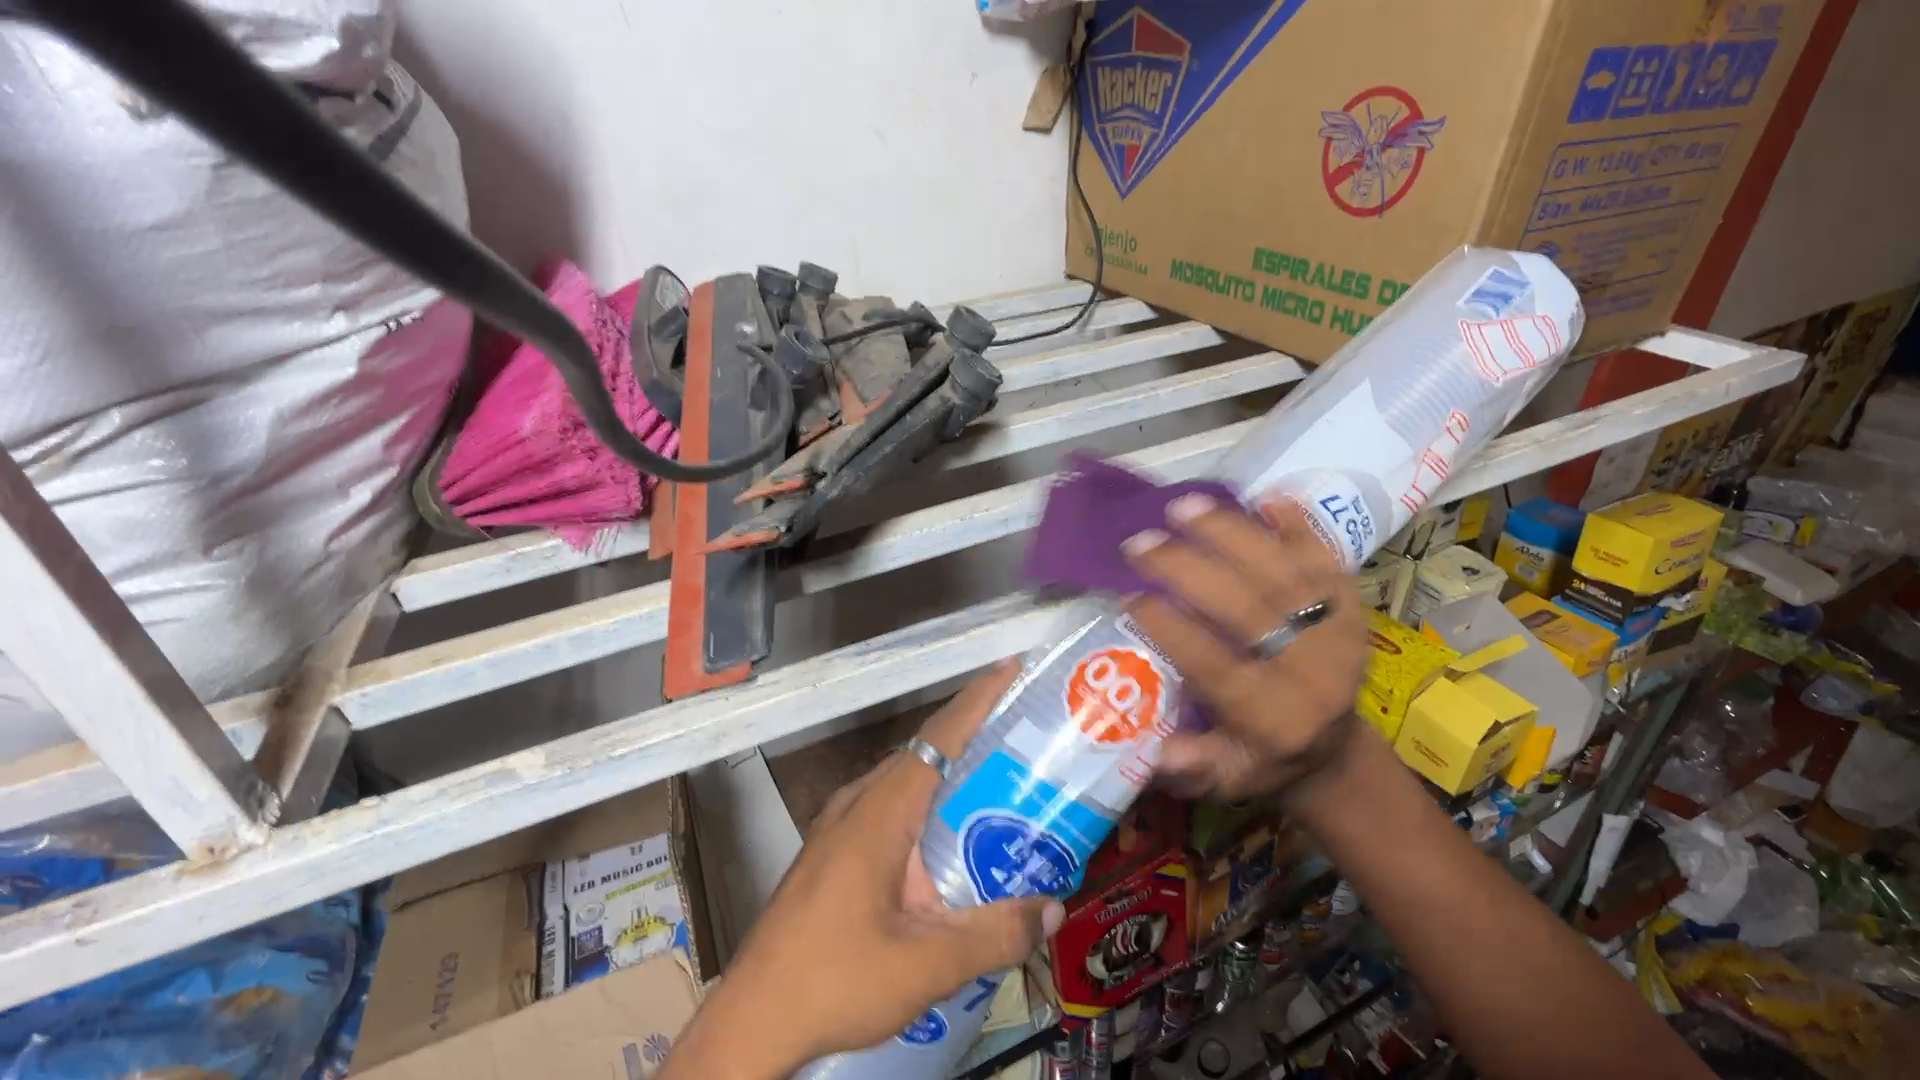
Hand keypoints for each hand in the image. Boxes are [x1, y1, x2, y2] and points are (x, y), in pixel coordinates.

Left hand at [662, 665, 1063, 1079]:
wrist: (754, 1019)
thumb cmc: (837, 979)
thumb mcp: (929, 964)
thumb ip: (996, 933)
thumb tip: (1054, 909)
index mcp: (879, 813)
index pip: (937, 737)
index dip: (978, 700)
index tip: (1014, 670)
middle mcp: (855, 806)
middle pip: (923, 755)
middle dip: (975, 740)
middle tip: (1030, 742)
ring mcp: (836, 829)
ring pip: (903, 785)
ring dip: (949, 779)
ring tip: (1003, 790)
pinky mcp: (830, 855)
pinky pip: (887, 811)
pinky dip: (926, 810)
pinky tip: (950, 845)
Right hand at [1120, 492, 1368, 800]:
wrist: (1334, 750)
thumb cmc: (1263, 761)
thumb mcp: (1225, 781)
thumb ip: (1193, 769)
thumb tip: (1155, 752)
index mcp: (1275, 720)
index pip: (1218, 666)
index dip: (1172, 629)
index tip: (1128, 597)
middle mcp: (1312, 673)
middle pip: (1250, 610)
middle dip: (1190, 570)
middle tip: (1140, 543)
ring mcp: (1339, 636)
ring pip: (1285, 575)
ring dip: (1234, 535)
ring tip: (1185, 507)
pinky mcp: (1355, 611)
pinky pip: (1329, 562)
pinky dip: (1300, 527)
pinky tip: (1267, 497)